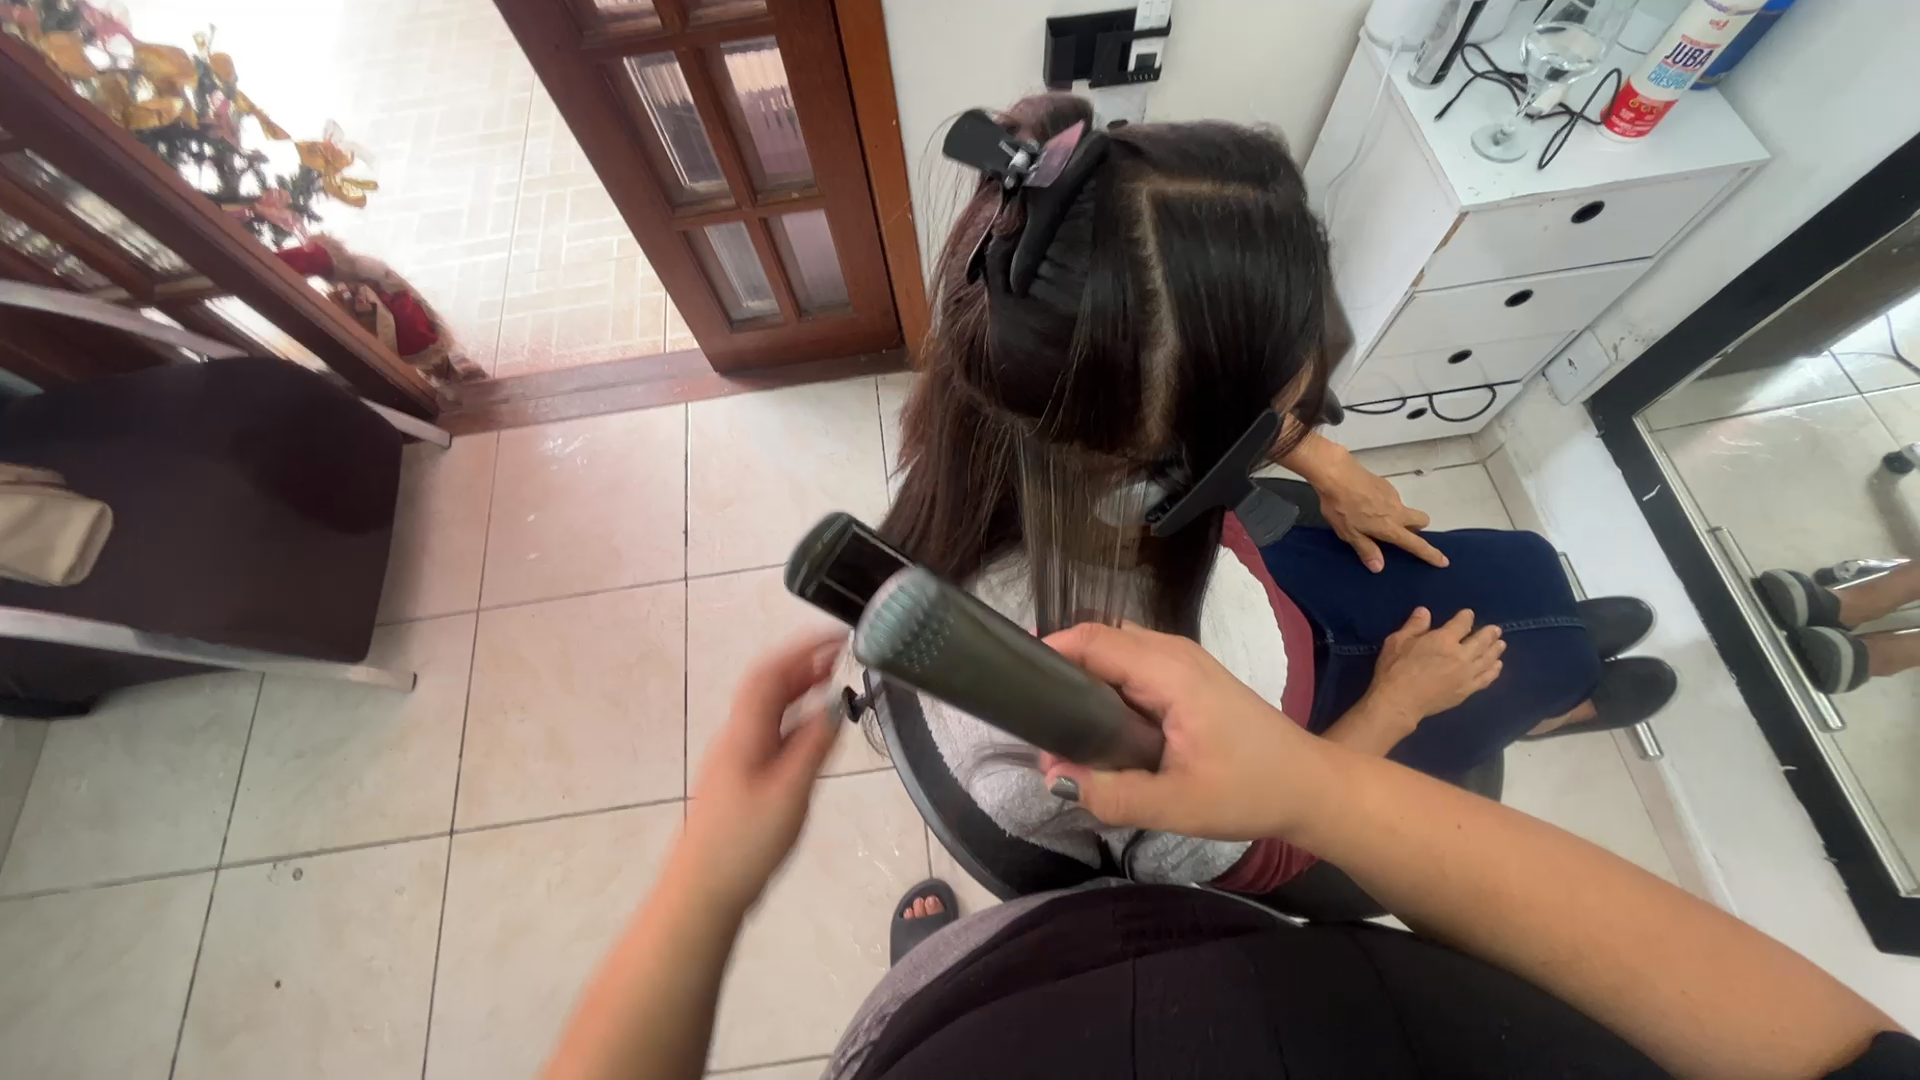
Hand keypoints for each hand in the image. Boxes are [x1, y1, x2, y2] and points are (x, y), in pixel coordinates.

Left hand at [679, 632, 843, 914]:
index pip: (771, 673)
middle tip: (842, 657)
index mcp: (745, 733)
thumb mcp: (789, 792)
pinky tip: (815, 732)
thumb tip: (835, 705)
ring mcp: (737, 759)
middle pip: (768, 688)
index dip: (803, 649)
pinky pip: (771, 733)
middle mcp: (737, 737)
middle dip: (804, 665)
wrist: (701, 895)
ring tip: (834, 683)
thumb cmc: (745, 842)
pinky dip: (796, 719)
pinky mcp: (741, 781)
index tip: (837, 637)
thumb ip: (814, 746)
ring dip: (800, 690)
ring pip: (769, 711)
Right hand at [1038, 622, 1329, 840]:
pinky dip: (1107, 677)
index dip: (1051, 649)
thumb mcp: (1177, 805)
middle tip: (1031, 705)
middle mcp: (1173, 652)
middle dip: (1061, 662)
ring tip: (1056, 712)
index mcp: (1168, 672)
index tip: (1016, 679)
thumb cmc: (1250, 791)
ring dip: (1084, 670)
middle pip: (1101, 637)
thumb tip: (1052, 774)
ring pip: (1117, 646)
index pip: (1094, 640)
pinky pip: (1134, 660)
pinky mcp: (1188, 673)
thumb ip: (1111, 793)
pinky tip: (1097, 716)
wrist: (1311, 786)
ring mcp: (1184, 658)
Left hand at [1287, 436, 1447, 571]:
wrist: (1337, 475)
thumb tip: (1379, 567)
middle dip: (1417, 528)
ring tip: (1370, 516)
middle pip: (1422, 521)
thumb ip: (1365, 549)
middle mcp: (1398, 511)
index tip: (1443, 561)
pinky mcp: (1386, 484)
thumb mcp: (1348, 534)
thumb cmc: (1341, 507)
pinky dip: (1384, 504)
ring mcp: (1394, 496)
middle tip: (1398, 533)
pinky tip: (1364, 502)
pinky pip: (1392, 499)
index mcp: (1390, 527)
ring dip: (1397, 515)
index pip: (1416, 544)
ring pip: (1405, 509)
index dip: (1430, 554)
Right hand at [1362, 607, 1503, 728]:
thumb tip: (1425, 611)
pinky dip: (1494, 671)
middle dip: (1489, 633)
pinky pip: (1486, 678)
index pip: (1461, 624)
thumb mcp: (1397, 641)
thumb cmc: (1394, 668)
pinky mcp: (1467, 690)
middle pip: (1481, 641)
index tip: (1469, 614)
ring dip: (1495, 650)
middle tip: (1496, 629)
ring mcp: (1467, 674)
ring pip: (1488, 659)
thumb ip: (1414, 626)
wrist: (1400, 700)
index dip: (1466, 617)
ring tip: (1501, 644)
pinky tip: (1497, 666)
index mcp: (1443, 640)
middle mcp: (1461, 655)